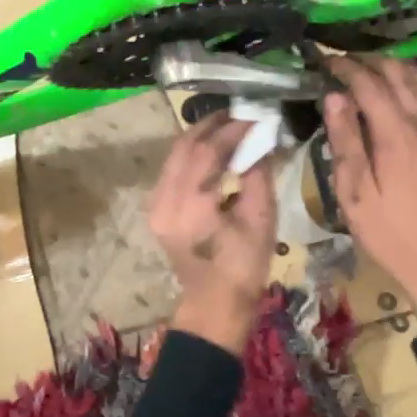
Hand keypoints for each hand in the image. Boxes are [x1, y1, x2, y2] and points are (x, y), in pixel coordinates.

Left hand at [148, 114, 277, 353]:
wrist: (215, 304)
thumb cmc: (244, 267)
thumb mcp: (261, 220)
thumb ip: (258, 174)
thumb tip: (261, 138)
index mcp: (191, 207)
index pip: (208, 152)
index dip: (233, 130)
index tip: (256, 116)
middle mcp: (165, 200)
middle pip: (185, 146)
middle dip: (212, 125)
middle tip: (240, 112)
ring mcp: (155, 205)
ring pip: (175, 155)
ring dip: (201, 137)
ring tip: (230, 126)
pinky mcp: (156, 208)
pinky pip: (172, 169)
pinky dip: (192, 154)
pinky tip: (214, 150)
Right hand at [322, 56, 416, 344]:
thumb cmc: (392, 236)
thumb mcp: (356, 196)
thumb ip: (345, 142)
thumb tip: (334, 98)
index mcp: (398, 135)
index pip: (369, 83)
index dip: (344, 67)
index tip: (323, 61)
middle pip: (399, 73)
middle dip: (368, 60)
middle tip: (341, 63)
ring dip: (394, 68)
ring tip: (367, 70)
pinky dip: (413, 83)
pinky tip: (399, 95)